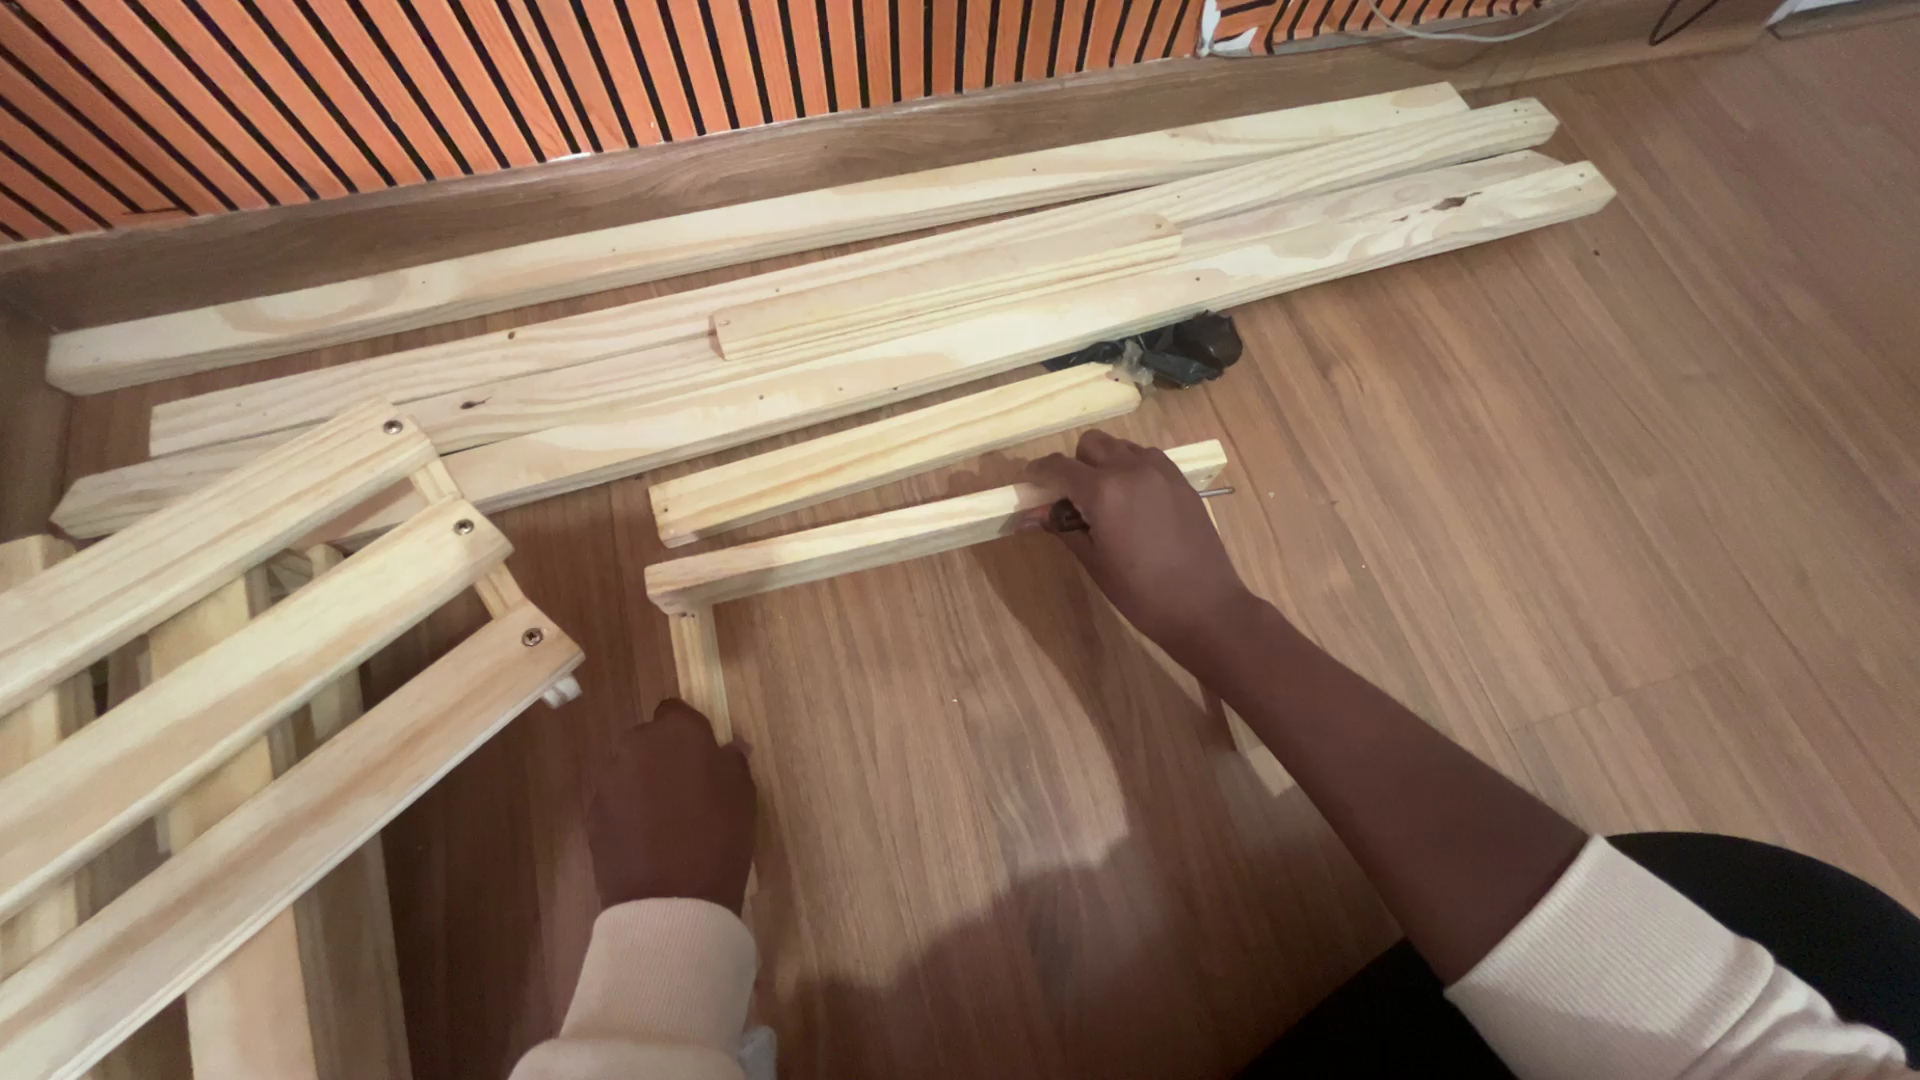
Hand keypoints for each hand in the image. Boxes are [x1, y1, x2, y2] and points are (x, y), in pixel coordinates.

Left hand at [586, 699, 756, 913]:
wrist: (671, 899)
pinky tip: (647, 837)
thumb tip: (727, 748)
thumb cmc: (719, 834)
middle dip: (663, 754)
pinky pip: (616, 799)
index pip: (678, 711)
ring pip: (629, 768)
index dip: (690, 732)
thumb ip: (732, 761)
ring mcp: (609, 779)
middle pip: (649, 738)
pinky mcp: (592, 813)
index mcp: (678, 731)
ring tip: (665, 815)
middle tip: (687, 786)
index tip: (704, 756)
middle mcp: (637, 744)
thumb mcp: (743, 793)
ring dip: (644, 781)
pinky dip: (628, 809)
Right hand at [1029, 430, 1253, 651]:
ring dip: (1105, 463)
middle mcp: (1131, 469)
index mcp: (1103, 491)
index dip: (1039, 472)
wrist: (1203, 605)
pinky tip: (1133, 501)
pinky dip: (1131, 468)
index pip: (1059, 467)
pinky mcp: (1181, 480)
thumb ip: (1064, 528)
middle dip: (1075, 464)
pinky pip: (1147, 458)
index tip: (1029, 482)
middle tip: (1073, 497)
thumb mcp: (1094, 562)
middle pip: (1091, 444)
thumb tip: (1034, 515)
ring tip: (1106, 499)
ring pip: (1121, 447)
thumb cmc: (1141, 592)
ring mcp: (1161, 471)